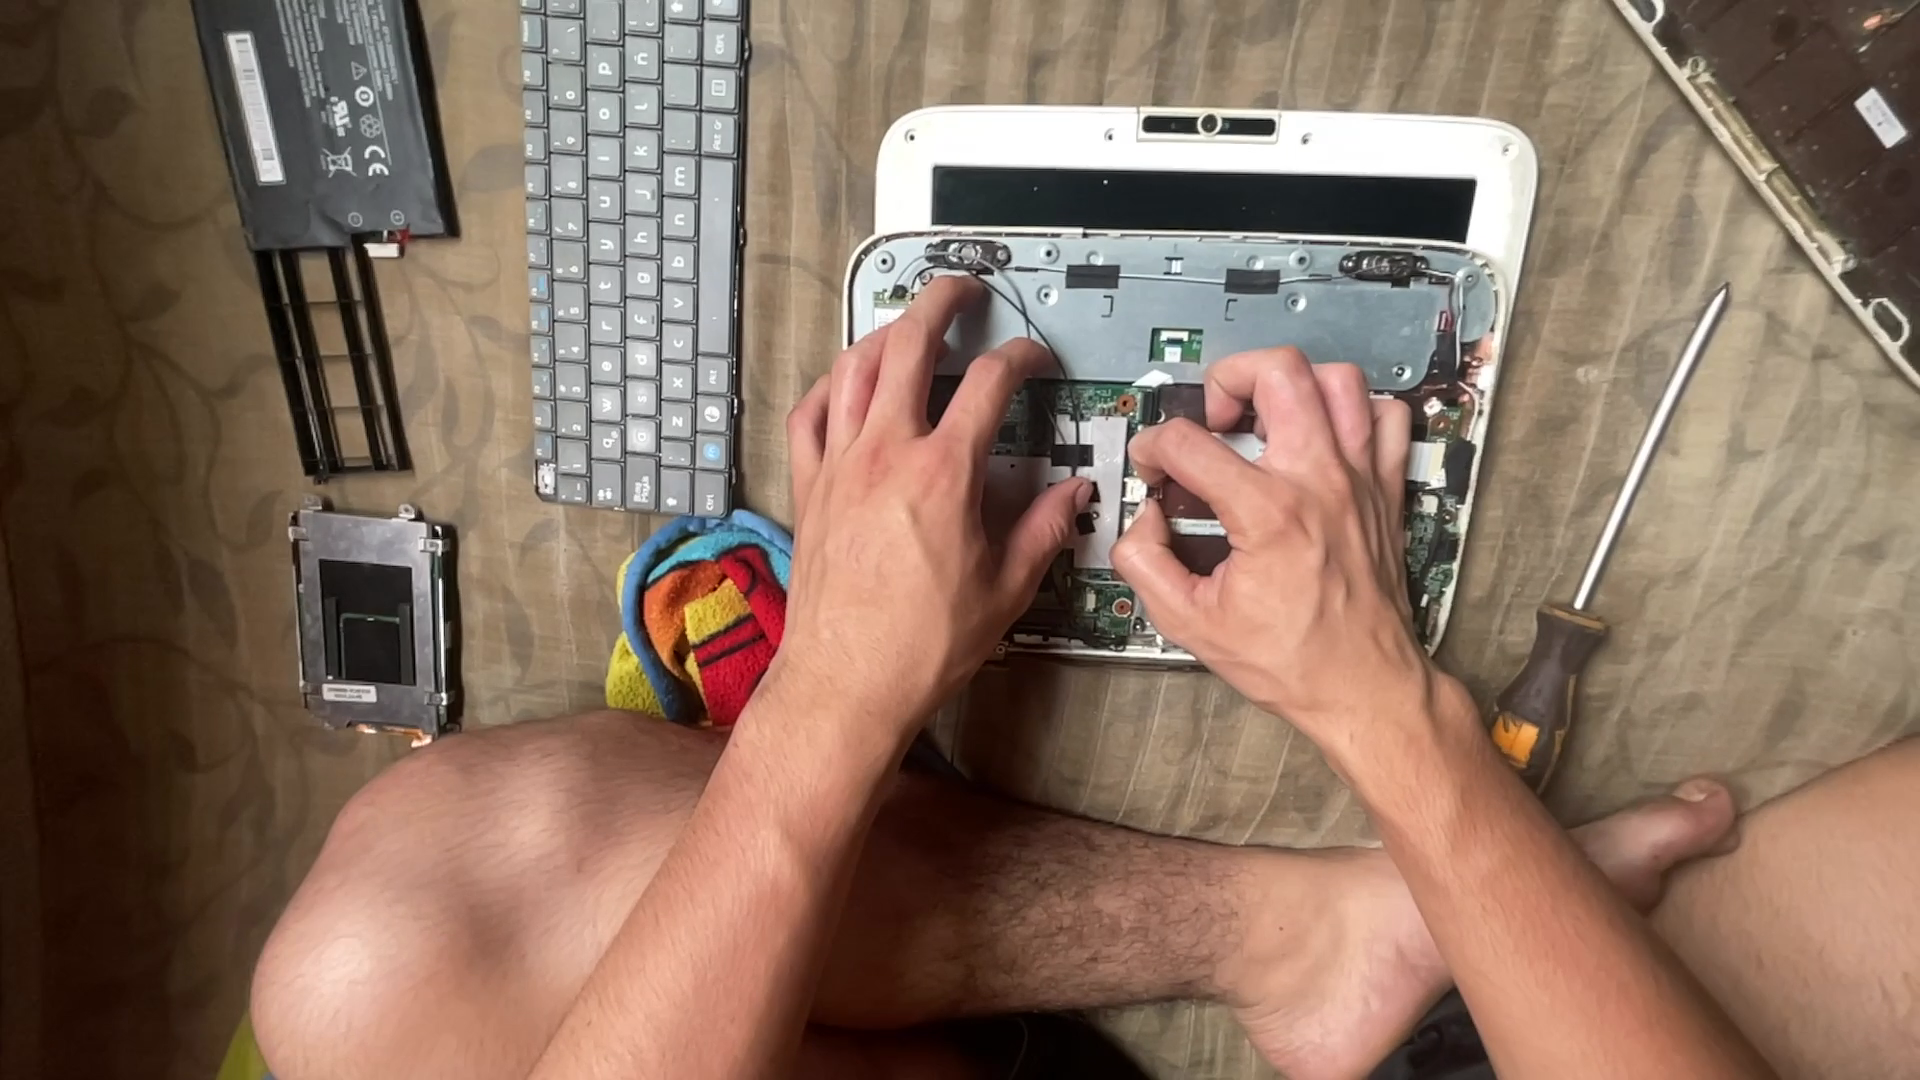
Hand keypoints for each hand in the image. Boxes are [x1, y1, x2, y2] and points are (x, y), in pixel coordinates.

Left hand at [772, 275, 1090, 747]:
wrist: (846, 682)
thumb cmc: (921, 643)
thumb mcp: (1005, 589)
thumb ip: (1043, 529)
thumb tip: (1073, 496)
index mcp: (942, 474)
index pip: (990, 384)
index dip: (1020, 357)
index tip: (1033, 359)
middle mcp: (885, 454)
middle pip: (910, 345)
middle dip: (940, 302)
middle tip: (961, 289)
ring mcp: (839, 466)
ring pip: (853, 368)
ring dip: (883, 334)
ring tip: (906, 328)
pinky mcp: (809, 488)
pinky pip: (807, 416)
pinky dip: (826, 388)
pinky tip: (842, 387)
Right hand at [1110, 348, 1442, 762]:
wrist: (1365, 687)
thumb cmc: (1284, 658)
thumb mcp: (1187, 622)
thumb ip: (1142, 560)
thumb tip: (1146, 515)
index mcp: (1267, 513)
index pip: (1189, 443)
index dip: (1153, 447)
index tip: (1151, 470)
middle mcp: (1319, 480)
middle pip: (1279, 371)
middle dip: (1227, 378)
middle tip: (1212, 419)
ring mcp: (1361, 478)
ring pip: (1338, 379)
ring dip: (1289, 385)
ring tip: (1261, 419)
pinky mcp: (1387, 489)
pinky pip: (1385, 416)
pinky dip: (1350, 410)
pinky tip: (1318, 438)